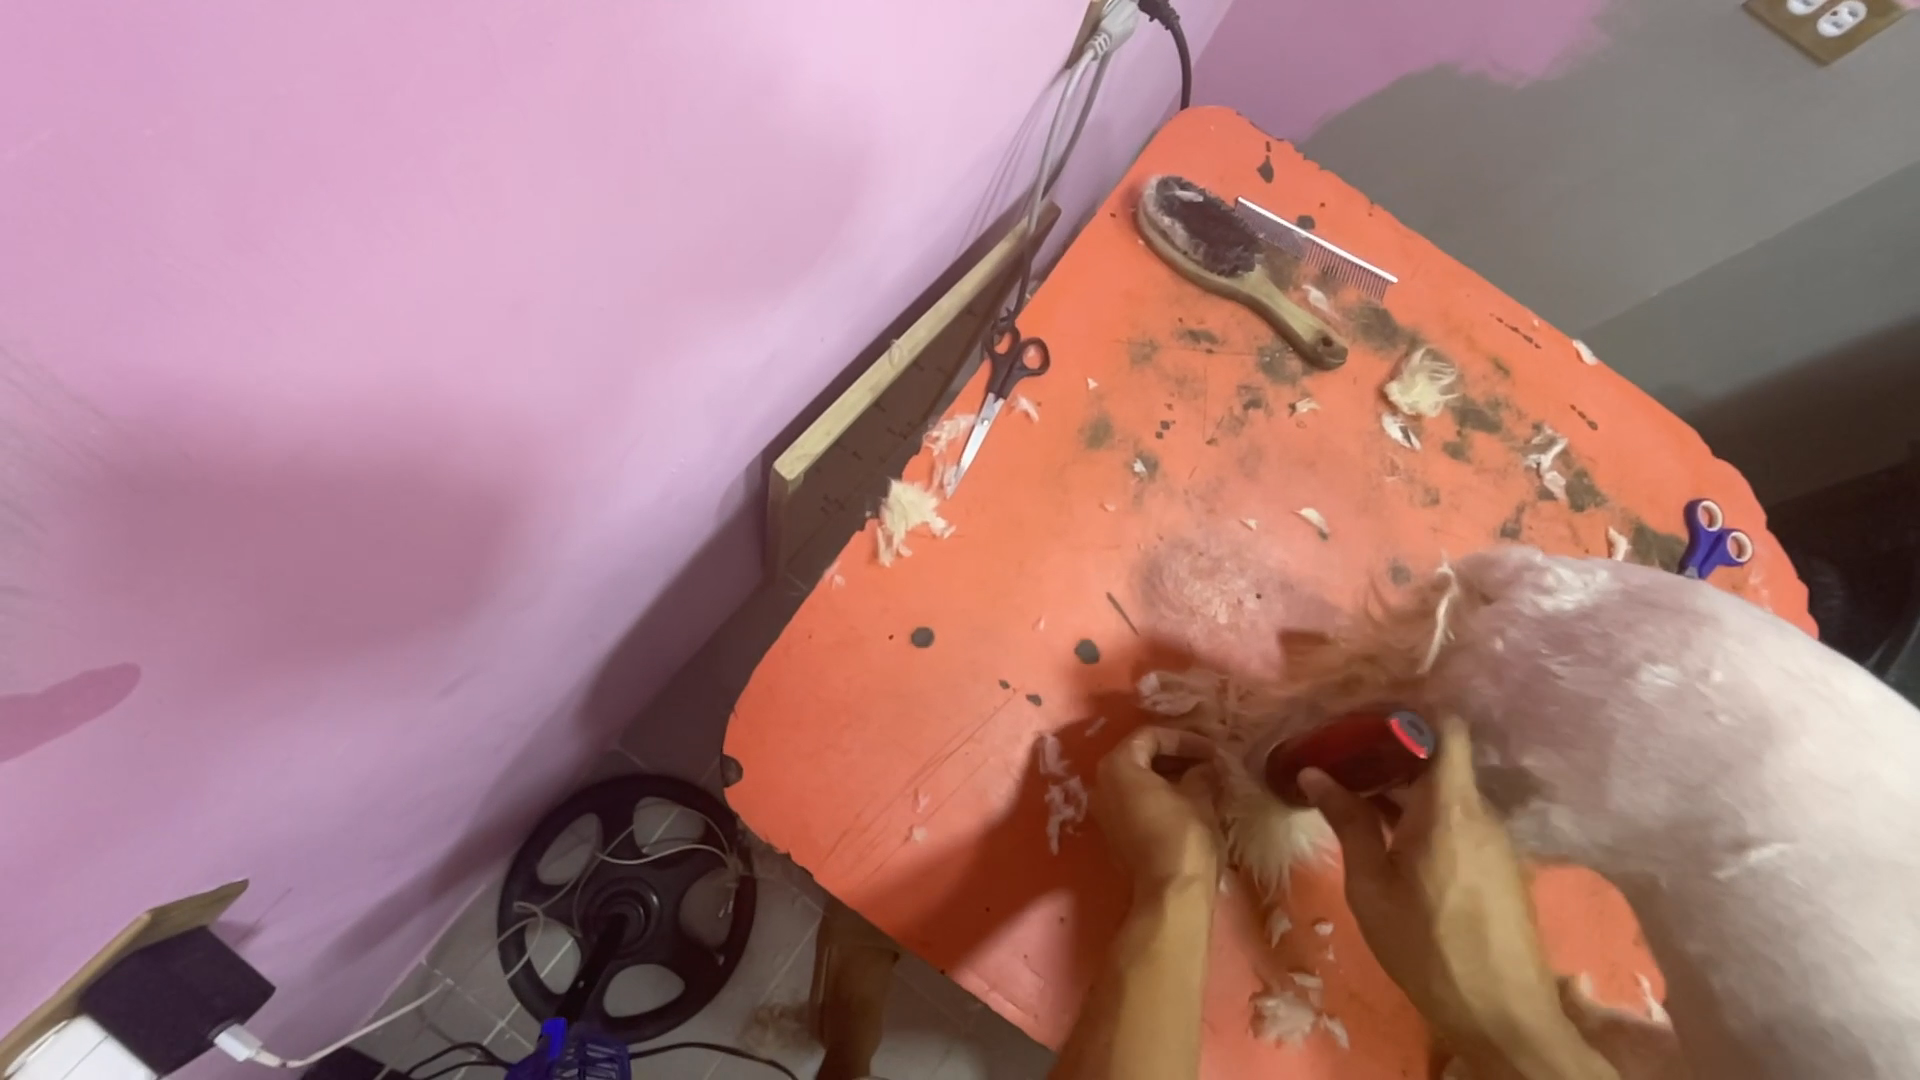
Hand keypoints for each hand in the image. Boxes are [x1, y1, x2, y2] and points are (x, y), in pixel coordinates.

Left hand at [1093, 727, 1219, 894]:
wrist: (1170, 895)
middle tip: (1209, 761)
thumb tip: (1207, 766)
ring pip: (1138, 780)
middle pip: (1140, 756)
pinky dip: (1160, 795)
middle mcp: (1102, 783)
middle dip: (1177, 756)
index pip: (1150, 736)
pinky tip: (1190, 800)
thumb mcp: (1199, 797)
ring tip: (1205, 779)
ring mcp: (1105, 809)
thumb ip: (1201, 772)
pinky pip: (1135, 801)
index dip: (1184, 739)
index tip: (1212, 749)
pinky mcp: (1114, 832)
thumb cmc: (1183, 836)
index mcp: (1117, 766)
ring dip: (1170, 776)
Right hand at [1301, 716, 1613, 1078]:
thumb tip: (1313, 774)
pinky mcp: (1499, 865)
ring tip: (1352, 791)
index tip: (1362, 713)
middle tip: (1337, 755)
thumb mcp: (1370, 886)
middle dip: (1387, 752)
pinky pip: (1456, 819)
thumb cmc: (1427, 947)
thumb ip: (1347, 822)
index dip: (1409, 711)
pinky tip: (1386, 831)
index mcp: (1450, 808)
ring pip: (1444, 791)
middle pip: (1436, 760)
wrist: (1505, 1019)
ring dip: (1401, 786)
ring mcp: (1495, 840)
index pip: (1445, 729)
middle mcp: (1480, 813)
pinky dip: (1421, 813)